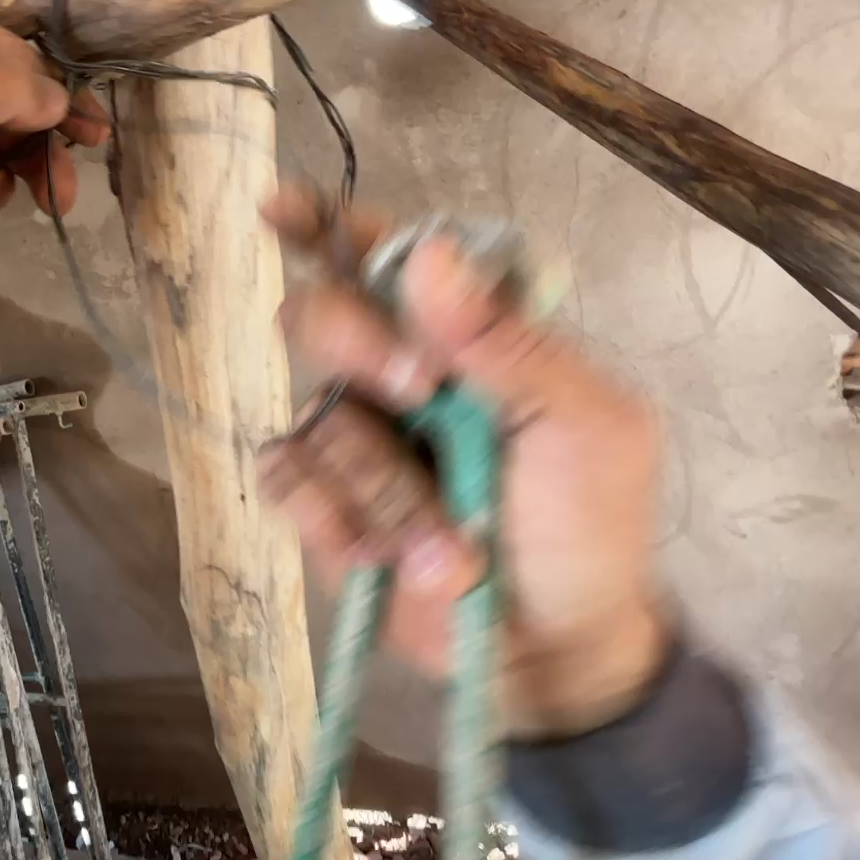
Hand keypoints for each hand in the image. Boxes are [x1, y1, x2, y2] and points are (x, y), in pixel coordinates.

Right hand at [256, 195, 668, 739]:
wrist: (545, 651)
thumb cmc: (586, 529)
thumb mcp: (586, 431)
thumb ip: (511, 343)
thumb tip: (426, 254)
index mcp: (463, 336)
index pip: (381, 257)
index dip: (322, 224)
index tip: (273, 208)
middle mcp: (393, 371)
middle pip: (319, 316)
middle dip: (360, 351)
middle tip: (416, 396)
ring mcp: (350, 436)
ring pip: (314, 418)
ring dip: (382, 491)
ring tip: (448, 551)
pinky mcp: (317, 498)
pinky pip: (285, 480)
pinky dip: (334, 523)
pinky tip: (381, 560)